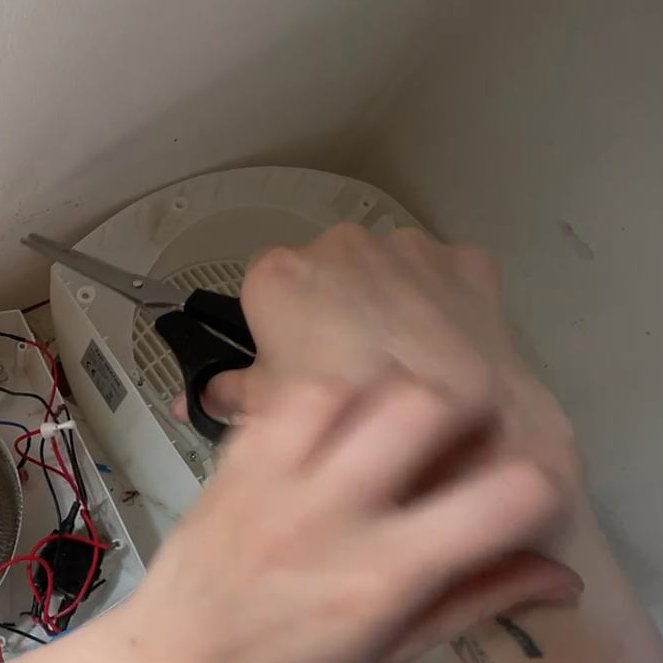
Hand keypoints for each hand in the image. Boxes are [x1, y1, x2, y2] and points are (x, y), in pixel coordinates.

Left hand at [126, 376, 578, 662]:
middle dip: (461, 413)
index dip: (537, 487)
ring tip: (383, 434)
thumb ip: (470, 603)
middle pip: (428, 407)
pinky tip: (323, 435)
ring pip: (355, 388)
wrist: (170, 657)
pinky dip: (319, 401)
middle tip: (450, 443)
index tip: (514, 500)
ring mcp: (277, 481)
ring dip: (386, 398)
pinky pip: (286, 401)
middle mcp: (335, 514)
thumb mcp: (384, 655)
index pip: (510, 496)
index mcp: (386, 573)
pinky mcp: (233, 465)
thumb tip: (562, 573)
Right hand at [179, 224, 582, 517]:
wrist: (458, 417)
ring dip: (381, 302)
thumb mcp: (266, 408)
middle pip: (322, 270)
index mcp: (280, 275)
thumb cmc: (347, 408)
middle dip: (327, 307)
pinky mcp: (464, 261)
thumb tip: (198, 400)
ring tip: (389, 359)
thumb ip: (224, 394)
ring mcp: (406, 248)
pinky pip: (438, 276)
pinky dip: (434, 302)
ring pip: (381, 270)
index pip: (259, 285)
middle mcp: (340, 245)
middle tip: (336, 362)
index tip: (285, 353)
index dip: (271, 321)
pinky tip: (432, 348)